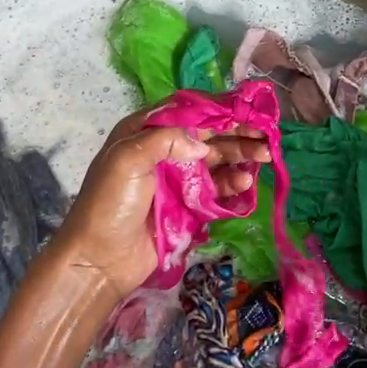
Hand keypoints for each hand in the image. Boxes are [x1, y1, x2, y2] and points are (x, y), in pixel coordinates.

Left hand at [52, 106, 270, 296]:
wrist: (99, 259)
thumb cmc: (109, 203)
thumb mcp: (128, 159)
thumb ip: (166, 139)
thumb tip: (203, 144)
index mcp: (147, 131)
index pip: (190, 111)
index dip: (219, 108)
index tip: (248, 109)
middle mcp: (166, 149)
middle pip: (209, 134)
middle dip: (239, 133)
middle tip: (266, 136)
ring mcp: (179, 178)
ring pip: (218, 159)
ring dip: (241, 156)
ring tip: (263, 157)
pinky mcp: (190, 204)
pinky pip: (218, 188)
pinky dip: (233, 183)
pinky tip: (245, 183)